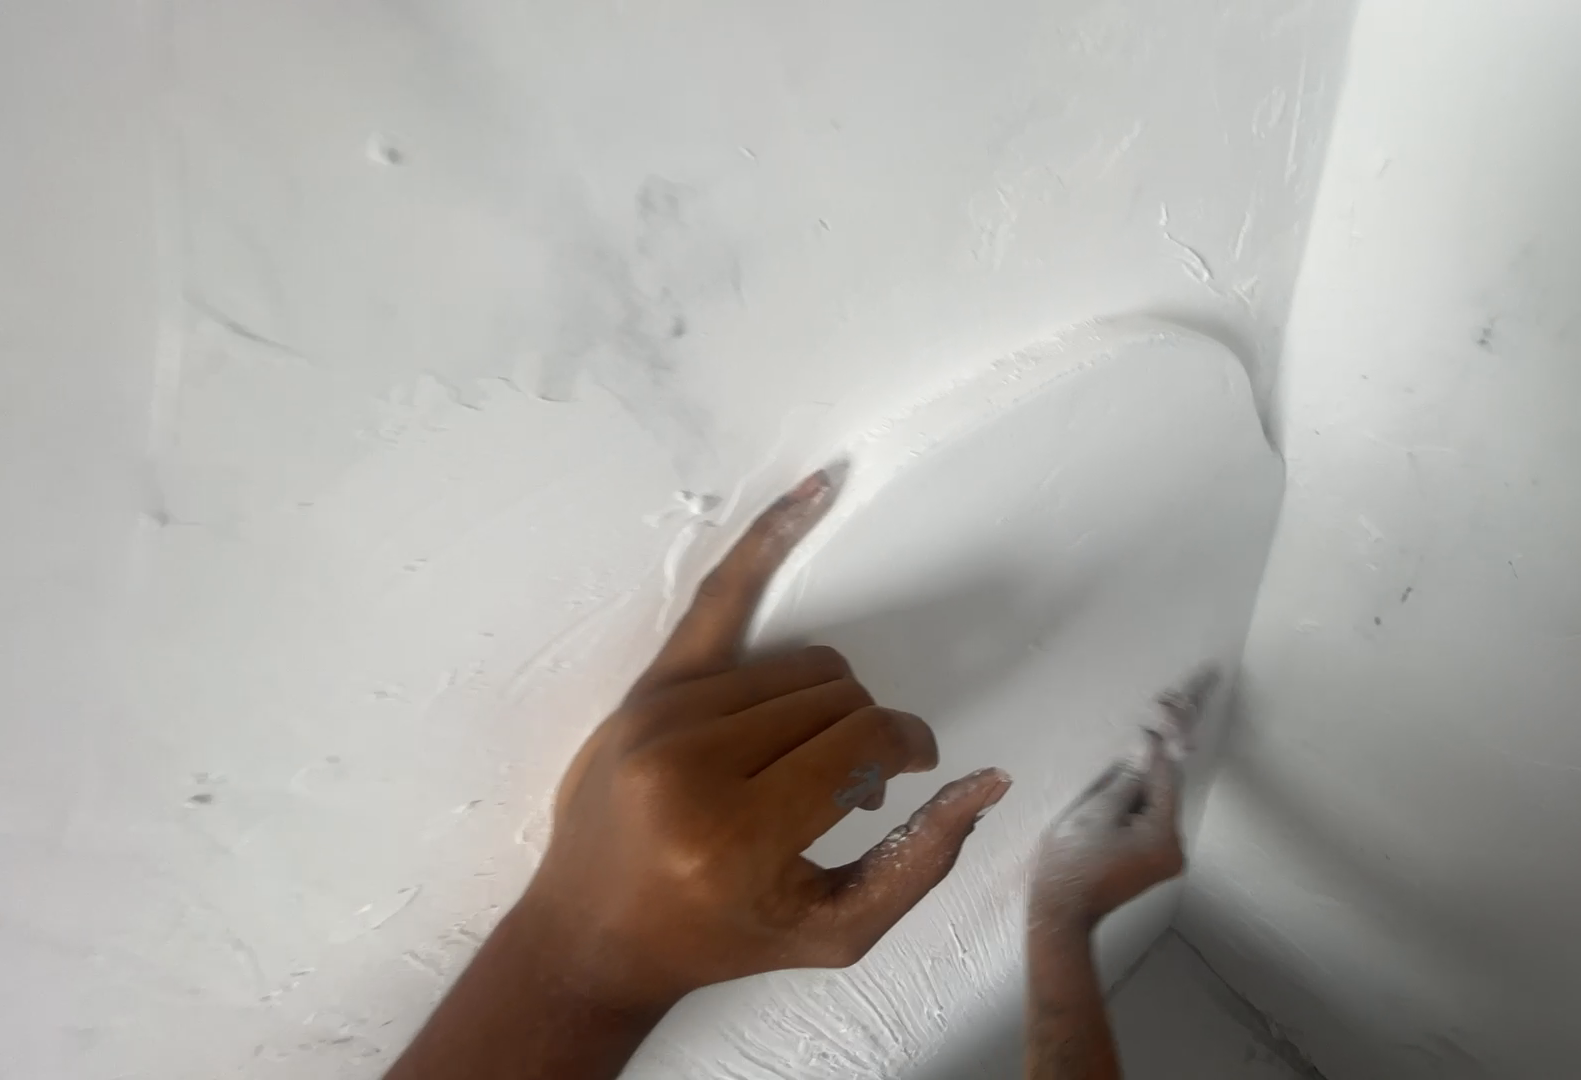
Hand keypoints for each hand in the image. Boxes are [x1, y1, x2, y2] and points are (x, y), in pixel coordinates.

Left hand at [522, 468, 1012, 1006]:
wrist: (589, 935)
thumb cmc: (718, 938)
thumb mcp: (836, 931)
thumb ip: (923, 860)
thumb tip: (991, 782)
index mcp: (735, 833)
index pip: (862, 740)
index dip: (907, 744)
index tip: (916, 765)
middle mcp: (690, 765)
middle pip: (835, 695)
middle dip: (866, 731)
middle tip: (852, 781)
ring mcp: (662, 713)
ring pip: (804, 662)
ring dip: (831, 700)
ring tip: (814, 752)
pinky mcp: (651, 684)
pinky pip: (724, 592)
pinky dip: (775, 536)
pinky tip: (820, 488)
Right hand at [1028, 671, 1214, 930]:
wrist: (1060, 912)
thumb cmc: (1072, 859)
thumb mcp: (1096, 811)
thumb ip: (1126, 778)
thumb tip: (1147, 745)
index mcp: (1163, 836)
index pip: (1167, 777)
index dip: (1162, 743)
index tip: (1163, 709)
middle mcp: (1174, 848)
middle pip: (1166, 790)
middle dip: (1156, 756)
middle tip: (1160, 712)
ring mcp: (1164, 858)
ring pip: (1158, 803)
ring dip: (1146, 776)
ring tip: (1140, 739)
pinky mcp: (1151, 860)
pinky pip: (1150, 818)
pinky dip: (1139, 797)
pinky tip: (1128, 777)